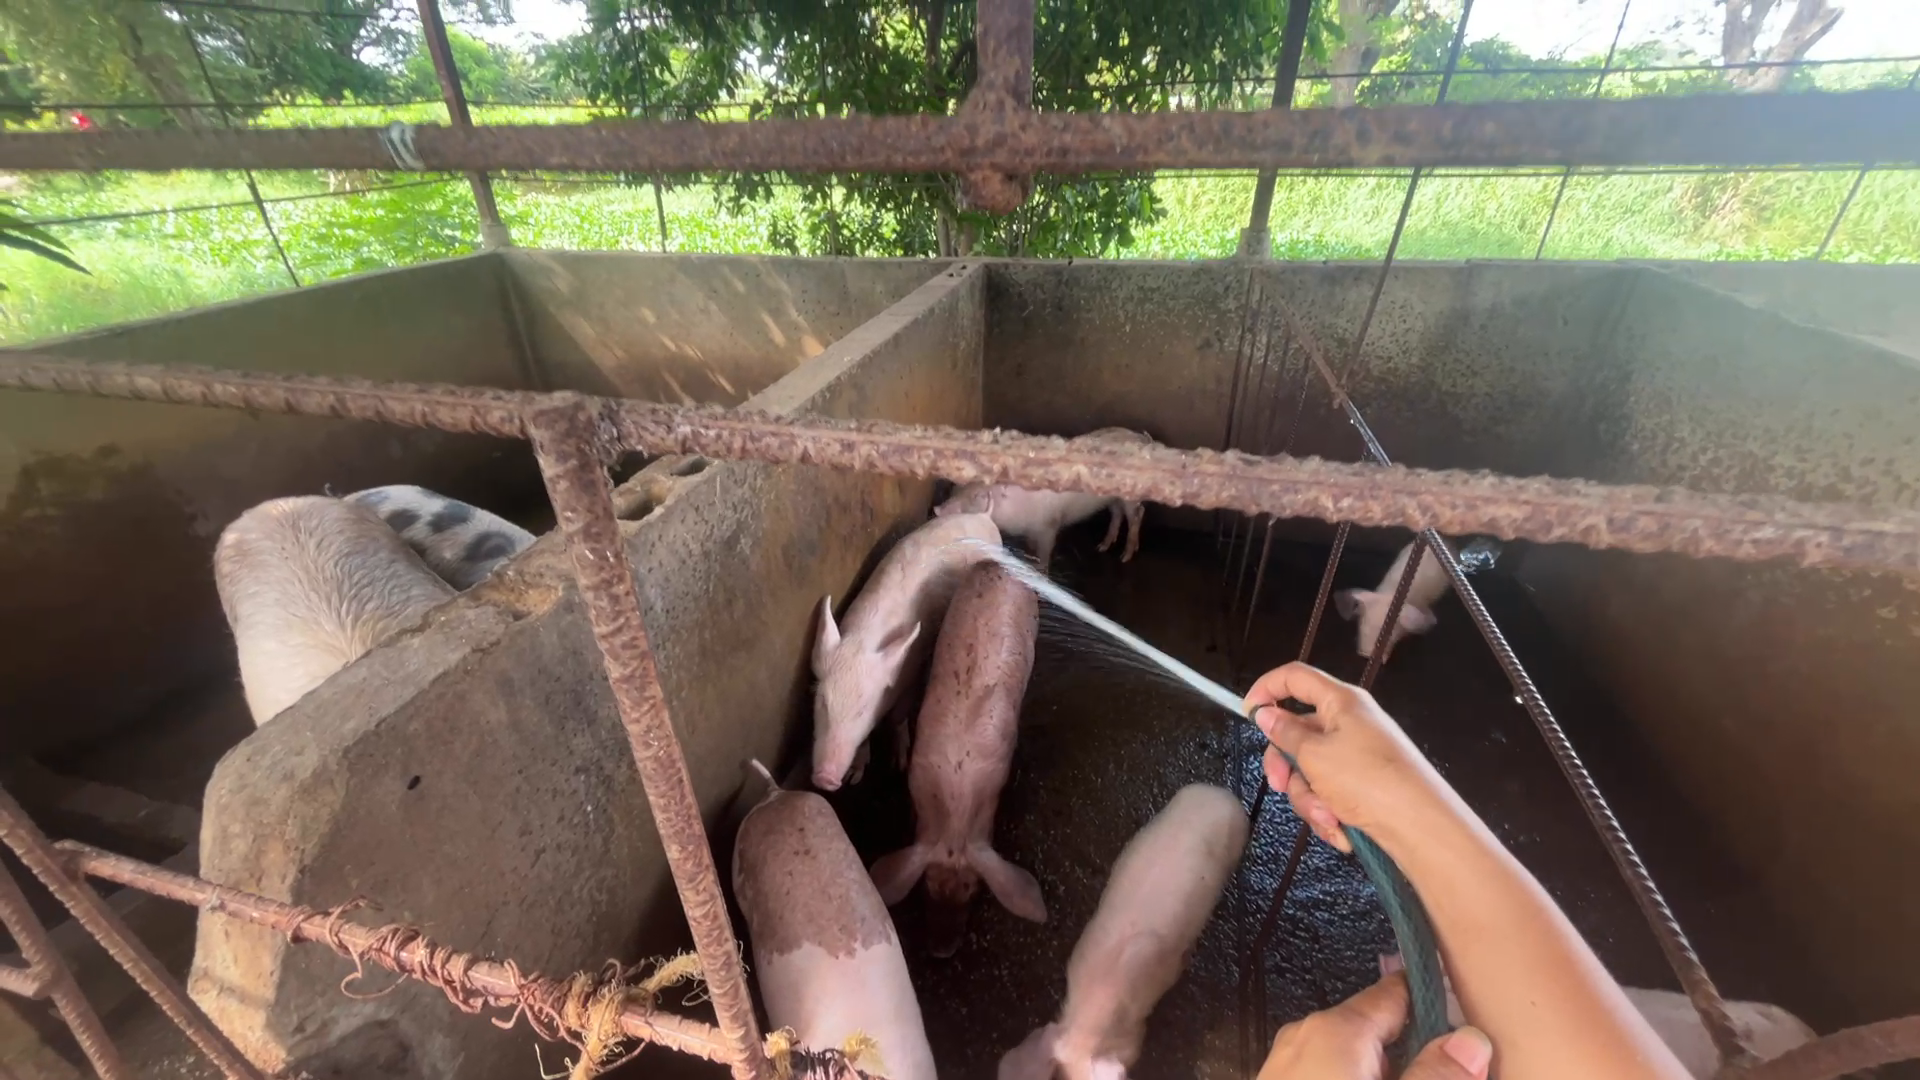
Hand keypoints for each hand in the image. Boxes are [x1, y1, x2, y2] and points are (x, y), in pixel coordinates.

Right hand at [1243, 662, 1452, 853]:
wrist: (1425, 831)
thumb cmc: (1366, 780)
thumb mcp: (1314, 754)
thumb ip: (1284, 733)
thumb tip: (1264, 713)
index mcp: (1340, 703)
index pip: (1295, 677)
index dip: (1267, 687)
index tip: (1247, 713)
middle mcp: (1349, 724)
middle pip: (1297, 732)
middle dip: (1285, 763)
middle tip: (1278, 784)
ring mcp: (1357, 757)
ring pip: (1310, 768)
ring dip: (1309, 796)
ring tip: (1326, 816)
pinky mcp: (1365, 787)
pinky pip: (1329, 792)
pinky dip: (1328, 811)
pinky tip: (1340, 830)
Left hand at [1257, 972, 1492, 1079]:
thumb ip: (1434, 1078)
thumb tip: (1473, 1040)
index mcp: (1335, 1030)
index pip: (1392, 994)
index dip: (1431, 995)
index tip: (1465, 994)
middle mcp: (1307, 1036)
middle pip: (1378, 1028)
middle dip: (1419, 1044)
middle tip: (1465, 1064)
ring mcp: (1289, 1065)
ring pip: (1358, 1058)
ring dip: (1394, 1069)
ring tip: (1434, 1072)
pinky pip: (1334, 1073)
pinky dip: (1365, 1076)